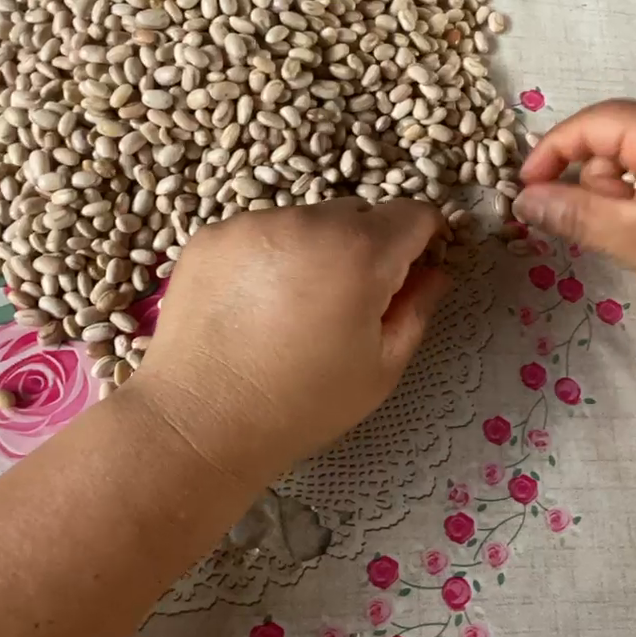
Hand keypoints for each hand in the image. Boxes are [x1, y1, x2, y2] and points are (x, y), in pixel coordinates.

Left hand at [127, 197, 450, 486]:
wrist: (199, 422)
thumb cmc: (303, 404)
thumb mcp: (381, 367)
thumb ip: (417, 309)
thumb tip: (435, 272)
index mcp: (360, 252)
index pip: (413, 214)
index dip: (422, 241)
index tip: (409, 273)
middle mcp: (308, 221)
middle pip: (359, 215)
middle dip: (367, 247)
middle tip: (346, 301)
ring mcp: (254, 223)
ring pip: (308, 221)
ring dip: (316, 249)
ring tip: (292, 305)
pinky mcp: (213, 235)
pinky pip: (261, 232)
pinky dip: (269, 255)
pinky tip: (253, 303)